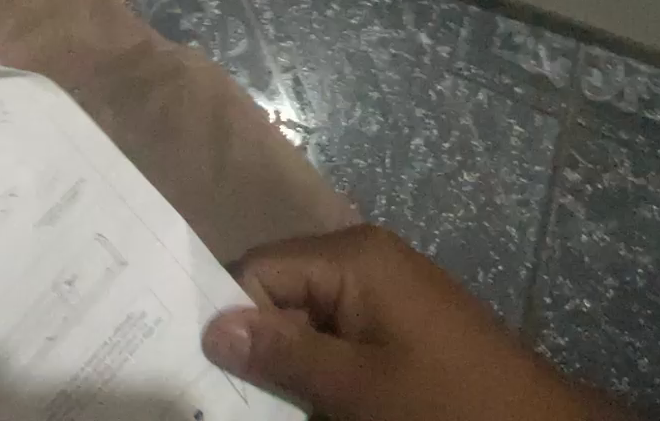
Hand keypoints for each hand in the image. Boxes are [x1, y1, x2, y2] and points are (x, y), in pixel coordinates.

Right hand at [202, 226, 626, 420]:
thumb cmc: (448, 404)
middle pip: (283, 288)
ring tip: (277, 403)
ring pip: (308, 313)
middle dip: (262, 341)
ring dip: (292, 359)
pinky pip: (339, 328)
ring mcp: (384, 284)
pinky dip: (323, 363)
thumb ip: (284, 353)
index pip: (262, 268)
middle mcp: (363, 255)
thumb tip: (212, 326)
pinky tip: (318, 401)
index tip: (211, 370)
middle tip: (238, 396)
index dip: (235, 317)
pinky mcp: (399, 314)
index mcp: (352, 256)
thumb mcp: (359, 388)